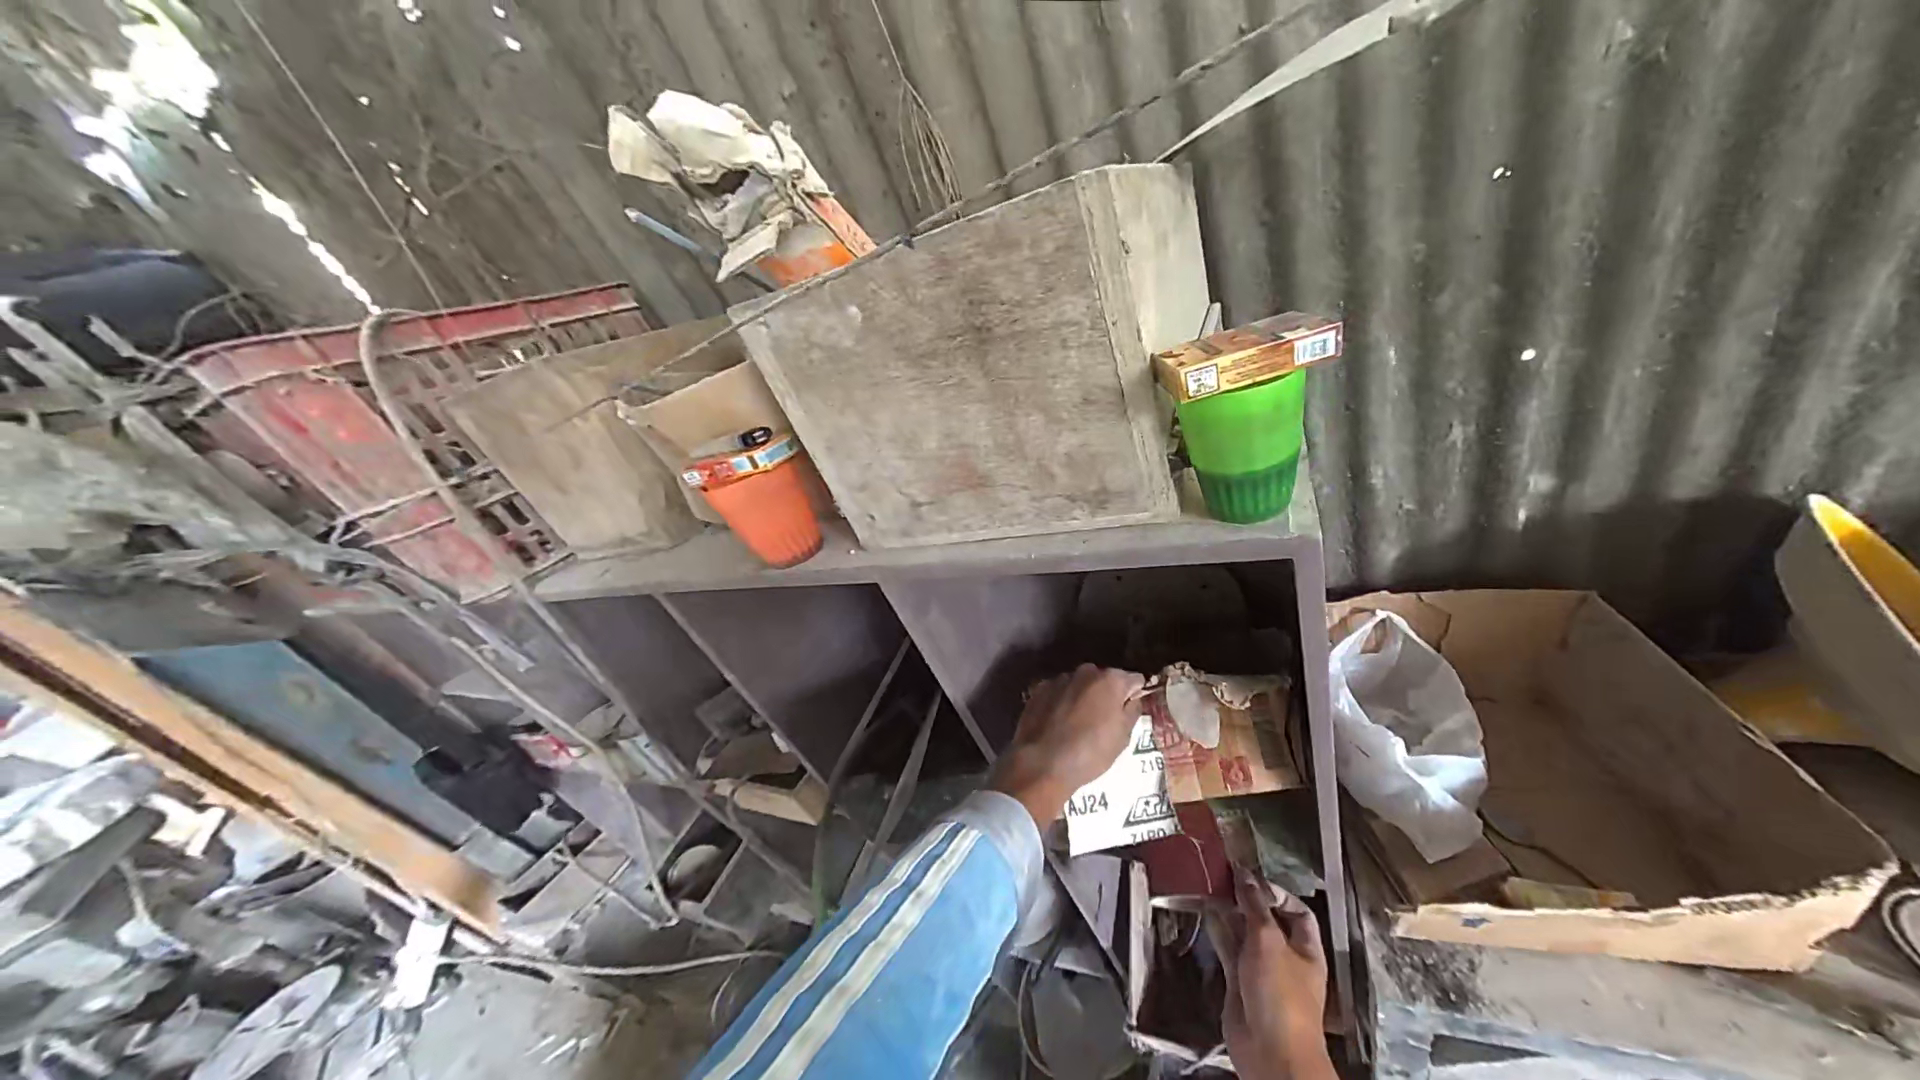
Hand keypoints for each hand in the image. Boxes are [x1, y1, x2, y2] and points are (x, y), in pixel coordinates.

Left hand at [987, 664, 1143, 824]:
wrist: (1041, 763)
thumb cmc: (1090, 753)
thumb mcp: (1122, 738)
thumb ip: (1132, 711)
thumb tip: (1132, 699)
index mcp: (1110, 680)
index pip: (1134, 680)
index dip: (1135, 694)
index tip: (1130, 710)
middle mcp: (1085, 672)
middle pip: (1104, 679)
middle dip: (1107, 695)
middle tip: (1105, 721)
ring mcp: (1059, 679)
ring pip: (1080, 685)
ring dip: (1083, 697)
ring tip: (1078, 724)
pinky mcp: (1039, 689)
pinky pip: (1059, 692)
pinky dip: (1062, 702)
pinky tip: (1059, 723)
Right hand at [1206, 871, 1333, 1079]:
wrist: (1270, 1052)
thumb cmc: (1280, 993)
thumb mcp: (1268, 940)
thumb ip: (1254, 905)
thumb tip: (1244, 873)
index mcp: (1305, 949)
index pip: (1297, 911)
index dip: (1277, 893)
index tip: (1250, 880)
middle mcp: (1285, 957)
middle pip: (1267, 920)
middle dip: (1247, 899)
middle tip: (1221, 877)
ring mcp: (1261, 970)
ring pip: (1244, 933)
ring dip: (1228, 912)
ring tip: (1208, 888)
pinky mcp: (1239, 982)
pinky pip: (1229, 949)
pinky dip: (1218, 930)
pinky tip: (1204, 911)